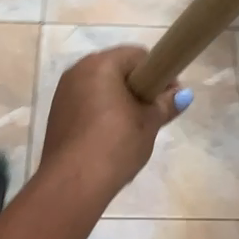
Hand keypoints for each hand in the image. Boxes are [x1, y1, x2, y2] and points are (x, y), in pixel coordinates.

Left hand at [37, 46, 188, 198]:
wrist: (73, 183)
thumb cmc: (115, 144)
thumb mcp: (148, 123)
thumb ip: (166, 104)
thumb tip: (182, 94)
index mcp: (101, 64)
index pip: (137, 56)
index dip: (157, 73)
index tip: (169, 96)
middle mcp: (78, 70)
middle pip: (117, 69)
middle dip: (137, 86)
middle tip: (154, 112)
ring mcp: (64, 92)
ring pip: (100, 86)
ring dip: (118, 99)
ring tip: (134, 127)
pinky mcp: (57, 113)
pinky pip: (85, 102)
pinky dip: (100, 111)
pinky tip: (110, 137)